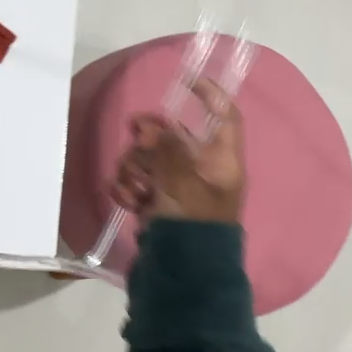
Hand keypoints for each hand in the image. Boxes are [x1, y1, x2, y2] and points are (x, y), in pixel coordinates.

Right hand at [111, 79, 245, 225]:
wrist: (181, 272)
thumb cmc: (194, 223)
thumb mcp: (183, 182)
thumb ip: (165, 149)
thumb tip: (145, 123)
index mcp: (220, 161)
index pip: (224, 118)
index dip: (211, 96)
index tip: (187, 80)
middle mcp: (198, 168)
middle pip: (169, 135)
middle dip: (149, 143)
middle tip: (139, 145)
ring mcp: (173, 184)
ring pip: (143, 156)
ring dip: (134, 170)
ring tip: (138, 191)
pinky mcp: (151, 198)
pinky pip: (132, 179)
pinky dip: (127, 188)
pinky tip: (130, 202)